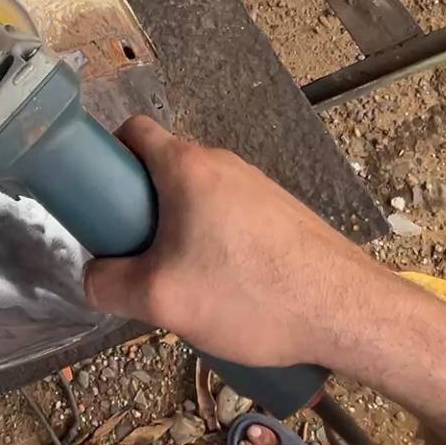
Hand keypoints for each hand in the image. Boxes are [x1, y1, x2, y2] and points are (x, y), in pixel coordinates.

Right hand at [83, 116, 397, 371]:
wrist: (353, 315)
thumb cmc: (250, 293)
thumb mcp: (162, 301)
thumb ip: (109, 287)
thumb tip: (92, 279)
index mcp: (186, 166)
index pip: (133, 129)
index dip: (109, 153)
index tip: (102, 193)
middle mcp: (221, 162)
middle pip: (163, 165)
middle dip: (141, 201)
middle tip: (137, 248)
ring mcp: (257, 183)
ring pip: (197, 190)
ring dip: (179, 221)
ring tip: (184, 274)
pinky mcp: (283, 209)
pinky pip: (229, 208)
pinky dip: (214, 233)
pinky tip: (228, 282)